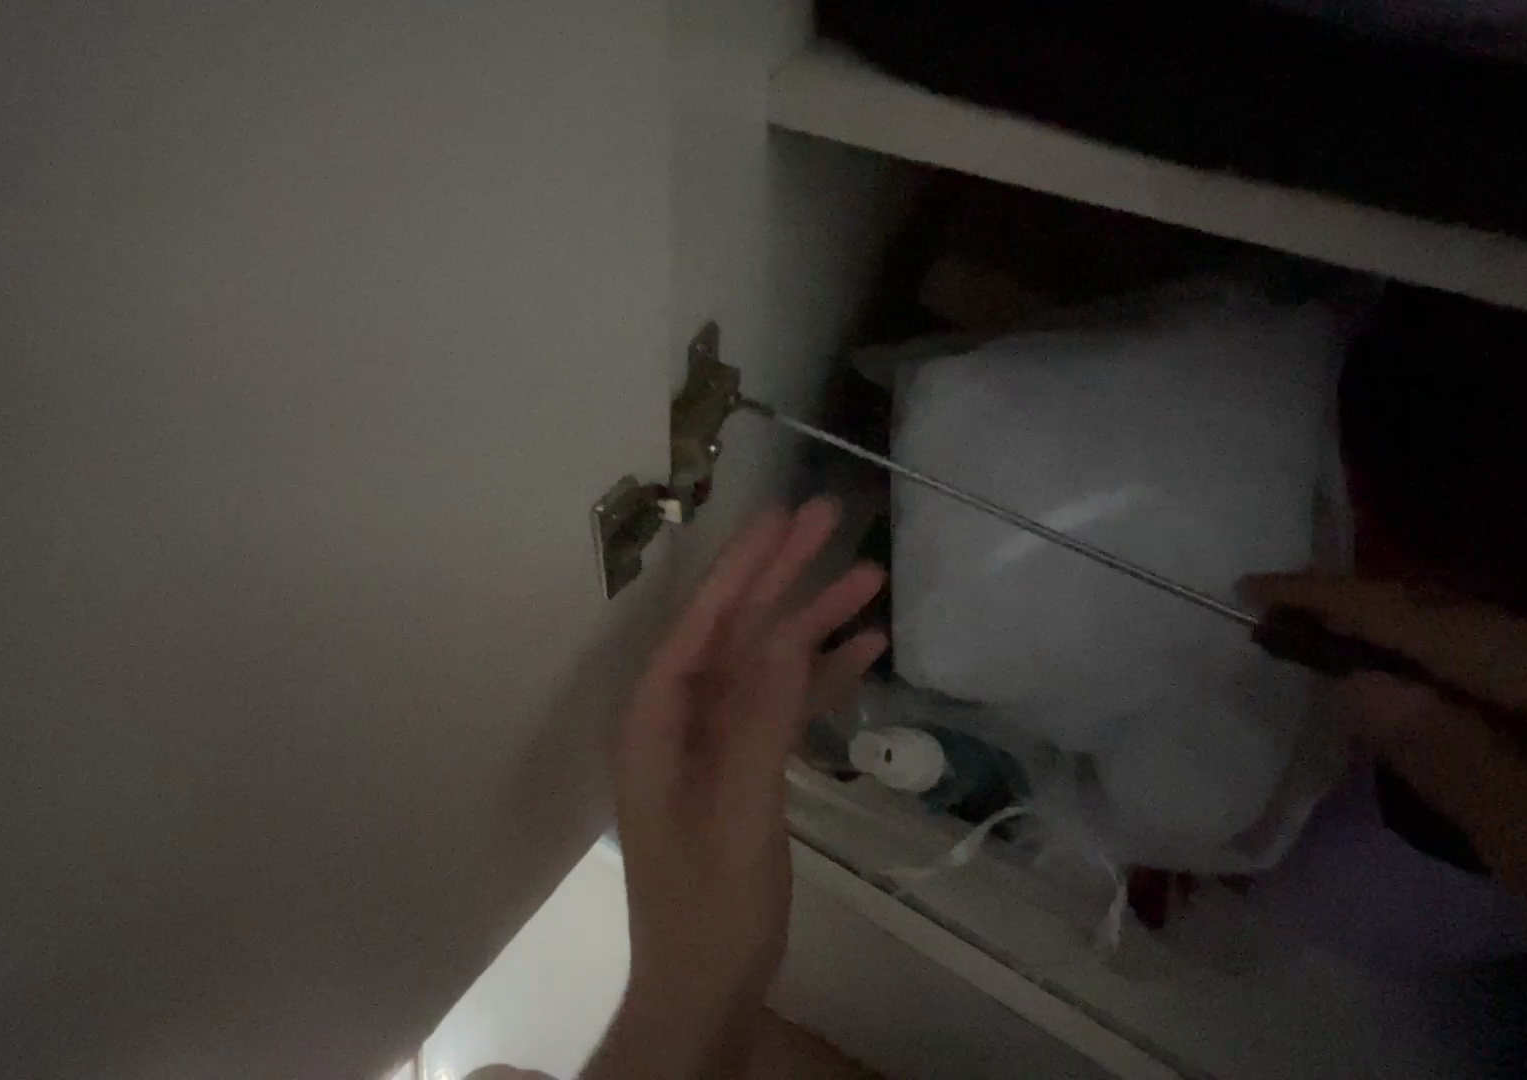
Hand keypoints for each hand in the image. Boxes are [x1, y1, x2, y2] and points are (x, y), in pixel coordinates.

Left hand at [588, 499, 886, 1078]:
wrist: (706, 987)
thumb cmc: (711, 904)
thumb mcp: (738, 808)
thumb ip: (760, 718)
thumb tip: (785, 633)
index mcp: (657, 716)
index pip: (702, 621)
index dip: (742, 566)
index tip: (781, 515)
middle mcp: (678, 713)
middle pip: (734, 628)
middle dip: (780, 575)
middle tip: (829, 517)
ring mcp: (712, 737)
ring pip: (764, 661)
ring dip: (811, 622)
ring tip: (868, 577)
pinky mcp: (743, 761)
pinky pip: (780, 702)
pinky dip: (817, 675)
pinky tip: (863, 647)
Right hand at [1242, 573, 1526, 964]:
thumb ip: (1472, 780)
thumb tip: (1357, 683)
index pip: (1455, 631)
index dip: (1346, 600)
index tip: (1252, 588)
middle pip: (1490, 625)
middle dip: (1378, 613)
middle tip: (1282, 616)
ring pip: (1518, 641)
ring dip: (1418, 637)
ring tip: (1333, 642)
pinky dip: (1472, 665)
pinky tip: (1428, 683)